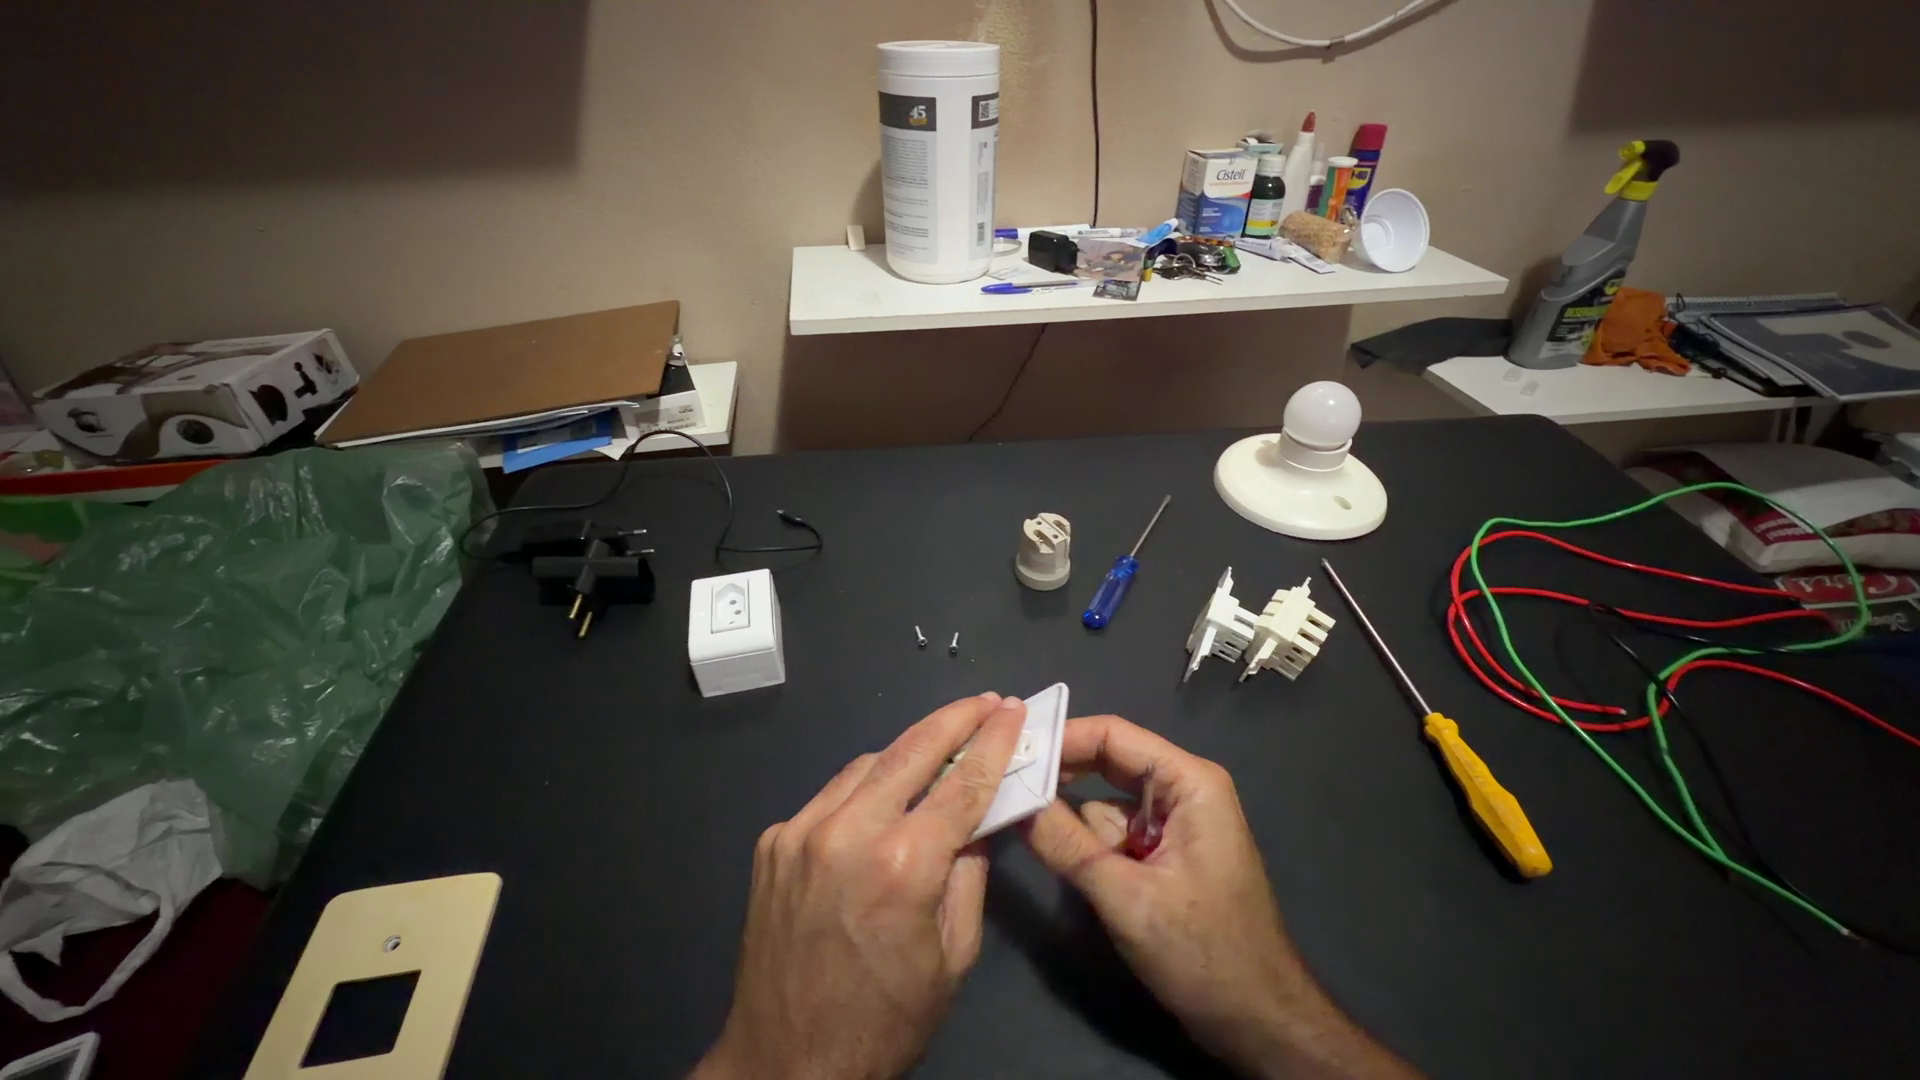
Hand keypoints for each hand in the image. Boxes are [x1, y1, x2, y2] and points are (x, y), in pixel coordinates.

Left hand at [693, 692, 1028, 1079]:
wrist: (785, 1061)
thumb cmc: (886, 1018)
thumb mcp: (953, 953)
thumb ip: (970, 871)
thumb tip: (981, 812)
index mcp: (904, 865)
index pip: (963, 783)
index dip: (995, 741)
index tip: (1014, 710)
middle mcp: (848, 832)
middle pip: (911, 749)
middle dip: (954, 718)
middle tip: (985, 700)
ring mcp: (801, 831)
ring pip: (867, 764)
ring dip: (907, 752)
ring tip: (938, 750)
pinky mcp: (774, 840)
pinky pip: (831, 796)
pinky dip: (864, 789)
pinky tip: (880, 803)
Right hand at [1025, 715, 1417, 1079]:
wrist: (1257, 1021)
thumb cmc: (1204, 953)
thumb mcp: (1127, 898)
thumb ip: (1067, 845)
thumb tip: (1012, 799)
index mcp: (1188, 783)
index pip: (1113, 735)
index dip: (1060, 738)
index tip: (1009, 750)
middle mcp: (1181, 791)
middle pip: (1105, 764)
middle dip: (1060, 781)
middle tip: (1003, 786)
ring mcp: (1172, 824)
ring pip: (1102, 805)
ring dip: (1073, 827)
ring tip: (1033, 841)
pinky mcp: (1162, 854)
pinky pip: (1112, 836)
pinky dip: (1087, 848)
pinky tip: (1070, 870)